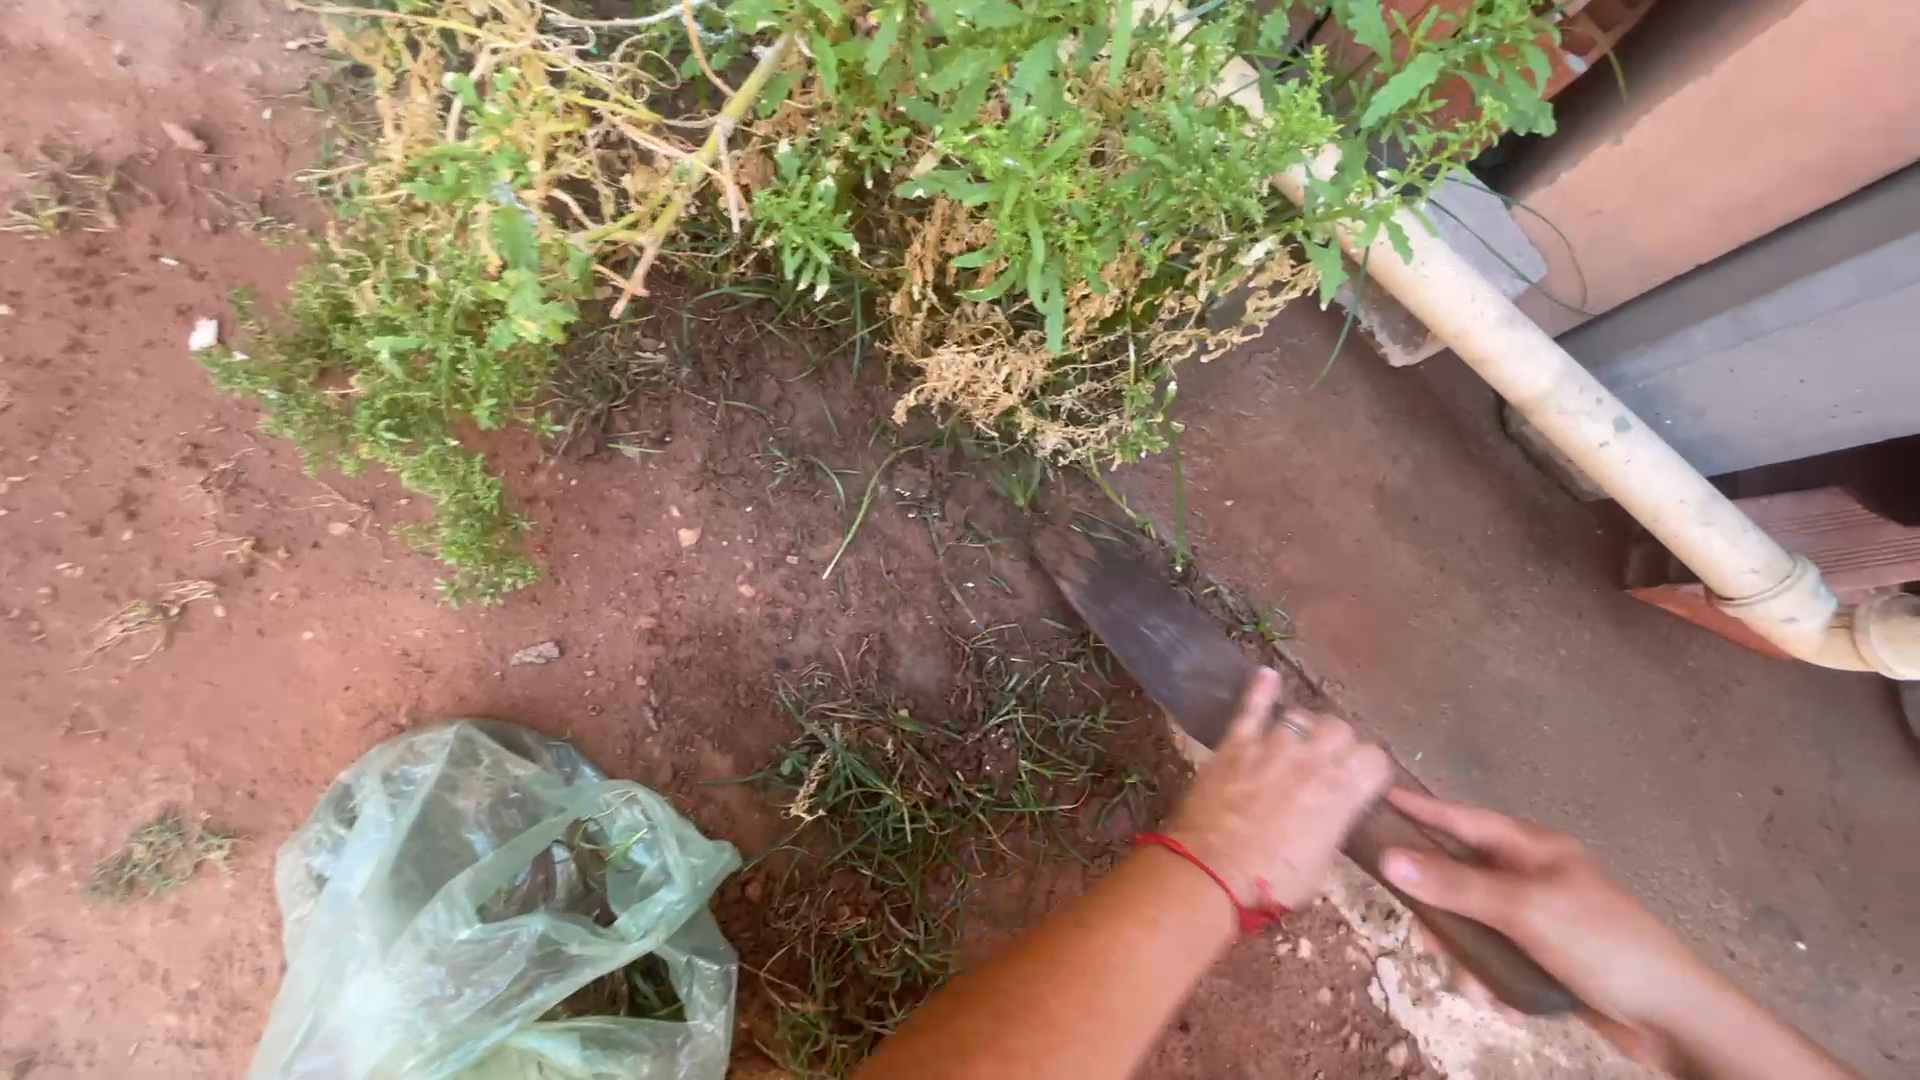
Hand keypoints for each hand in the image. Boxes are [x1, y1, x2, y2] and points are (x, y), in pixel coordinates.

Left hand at [1165, 667, 1391, 909]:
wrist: (1212, 868)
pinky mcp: (1235, 743)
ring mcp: (1270, 746)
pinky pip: (1250, 708)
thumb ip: (1332, 825)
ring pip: (1299, 716)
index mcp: (1341, 793)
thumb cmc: (1272, 880)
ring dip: (1303, 727)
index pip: (1375, 758)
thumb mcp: (1322, 862)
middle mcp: (1311, 761)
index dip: (1369, 769)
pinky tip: (1266, 675)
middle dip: (1338, 742)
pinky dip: (1260, 690)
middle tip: (1327, 762)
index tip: (1361, 780)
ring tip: (1298, 741)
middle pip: (1339, 728)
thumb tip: (1330, 812)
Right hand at [1379, 790, 1710, 1065]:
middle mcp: (1526, 874)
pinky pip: (1491, 954)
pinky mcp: (1540, 953)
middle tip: (1424, 932)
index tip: (1373, 795)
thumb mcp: (1524, 911)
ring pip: (1468, 920)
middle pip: (1454, 875)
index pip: (1460, 816)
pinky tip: (1498, 1000)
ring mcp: (1533, 915)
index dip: (1417, 807)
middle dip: (1439, 911)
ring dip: (1464, 956)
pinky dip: (1488, 977)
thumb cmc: (1604, 945)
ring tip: (1474, 985)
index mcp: (1529, 847)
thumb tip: (1387, 858)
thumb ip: (1454, 885)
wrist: (1679, 1023)